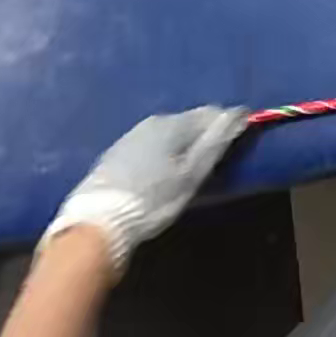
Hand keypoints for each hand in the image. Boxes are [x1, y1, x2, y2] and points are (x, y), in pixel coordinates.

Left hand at [40, 106, 248, 274]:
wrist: (98, 222)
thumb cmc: (153, 200)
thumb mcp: (190, 176)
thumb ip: (215, 143)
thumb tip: (237, 114)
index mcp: (173, 124)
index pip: (210, 113)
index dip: (225, 127)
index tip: (234, 146)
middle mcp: (152, 122)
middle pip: (188, 122)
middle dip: (202, 136)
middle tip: (210, 163)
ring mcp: (132, 135)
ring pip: (168, 133)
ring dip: (181, 145)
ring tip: (187, 171)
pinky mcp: (117, 151)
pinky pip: (150, 144)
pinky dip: (162, 153)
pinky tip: (160, 174)